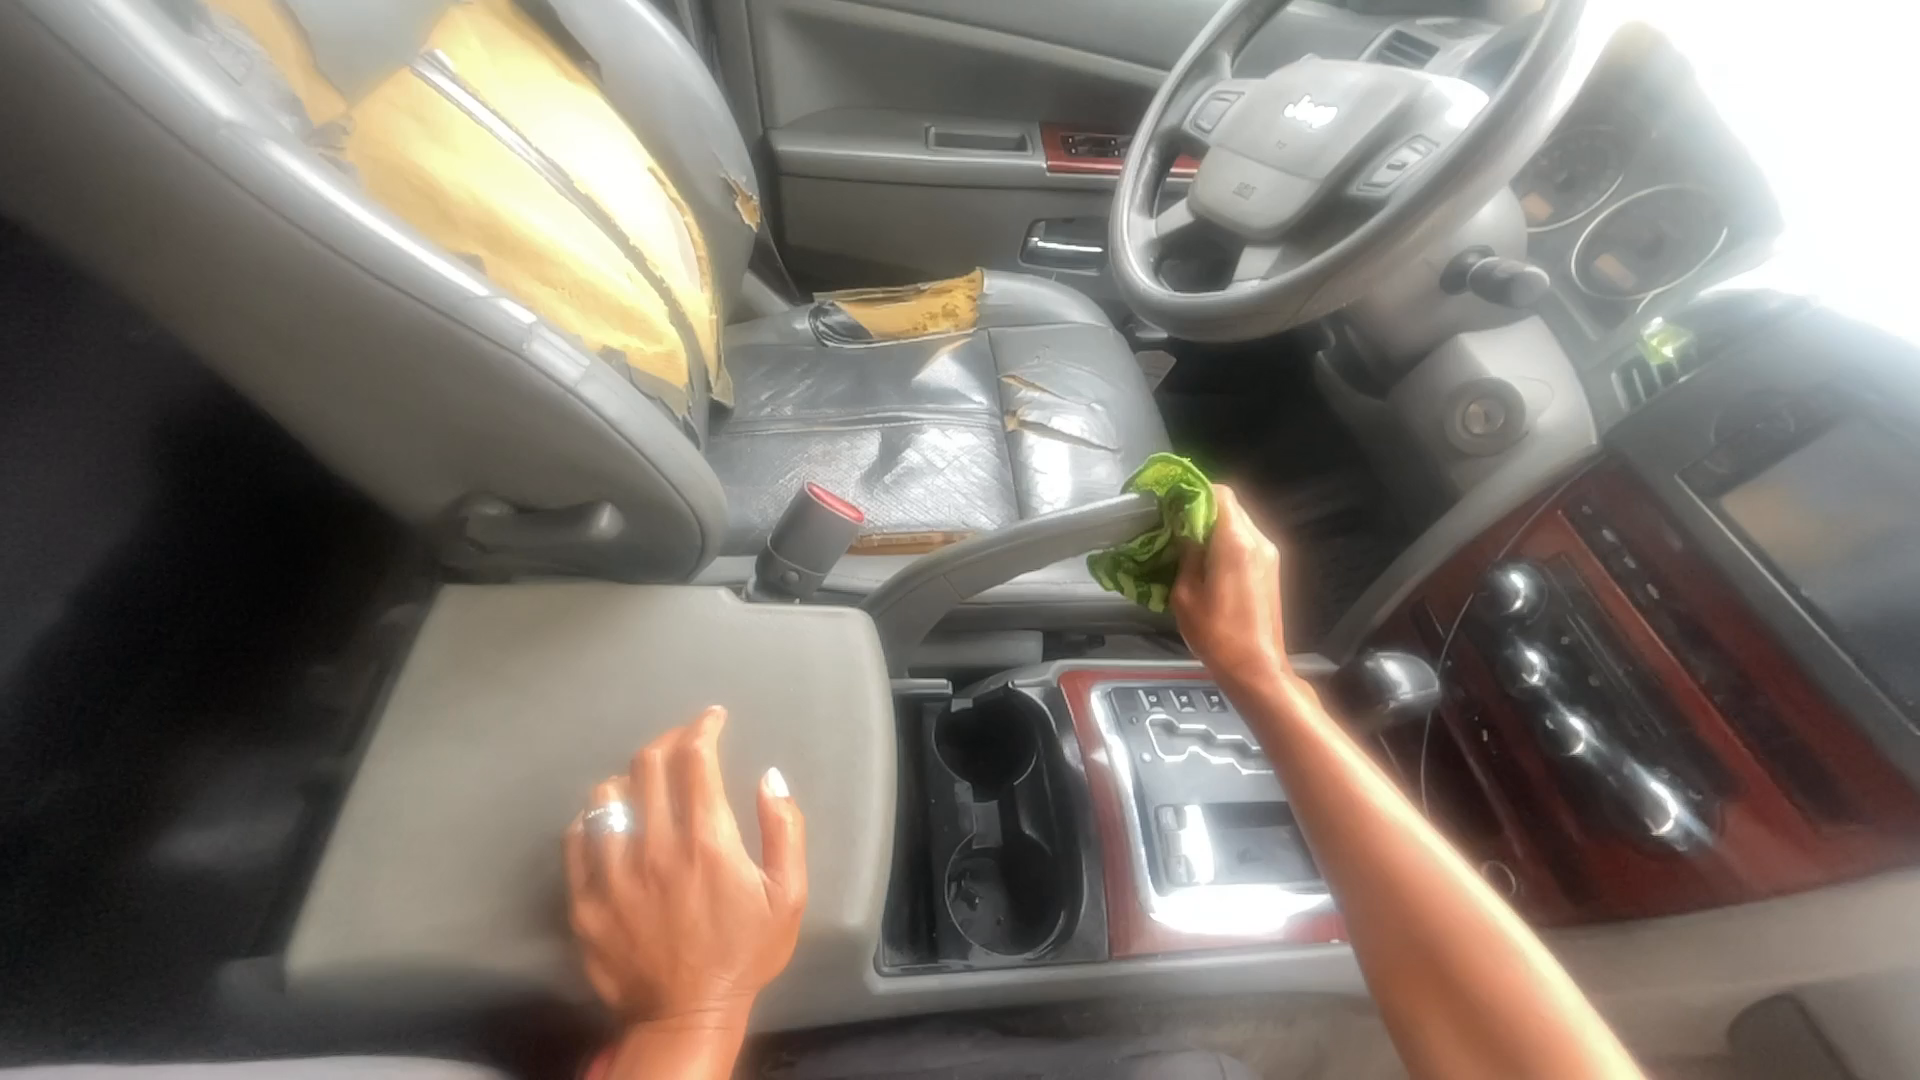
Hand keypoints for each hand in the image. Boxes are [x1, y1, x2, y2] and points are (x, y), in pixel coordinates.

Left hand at [565, 706, 806, 1029]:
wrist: (686, 1019)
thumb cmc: (744, 952)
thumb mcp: (789, 893)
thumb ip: (785, 828)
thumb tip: (770, 777)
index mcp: (706, 840)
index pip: (696, 759)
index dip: (704, 727)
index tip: (713, 718)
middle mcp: (654, 847)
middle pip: (647, 765)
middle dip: (668, 740)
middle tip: (683, 742)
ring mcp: (612, 875)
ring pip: (606, 797)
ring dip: (629, 778)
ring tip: (644, 784)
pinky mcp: (585, 902)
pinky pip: (577, 840)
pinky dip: (594, 820)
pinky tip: (611, 823)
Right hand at [1171, 485, 1292, 694]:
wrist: (1255, 668)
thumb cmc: (1217, 635)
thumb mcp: (1185, 593)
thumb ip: (1185, 554)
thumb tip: (1183, 531)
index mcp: (1236, 543)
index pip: (1220, 493)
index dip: (1193, 492)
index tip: (1170, 504)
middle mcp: (1258, 541)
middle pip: (1229, 505)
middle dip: (1199, 509)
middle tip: (1172, 524)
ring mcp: (1268, 555)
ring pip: (1237, 522)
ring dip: (1211, 526)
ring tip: (1185, 544)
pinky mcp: (1270, 568)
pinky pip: (1244, 541)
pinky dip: (1223, 541)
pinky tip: (1203, 560)